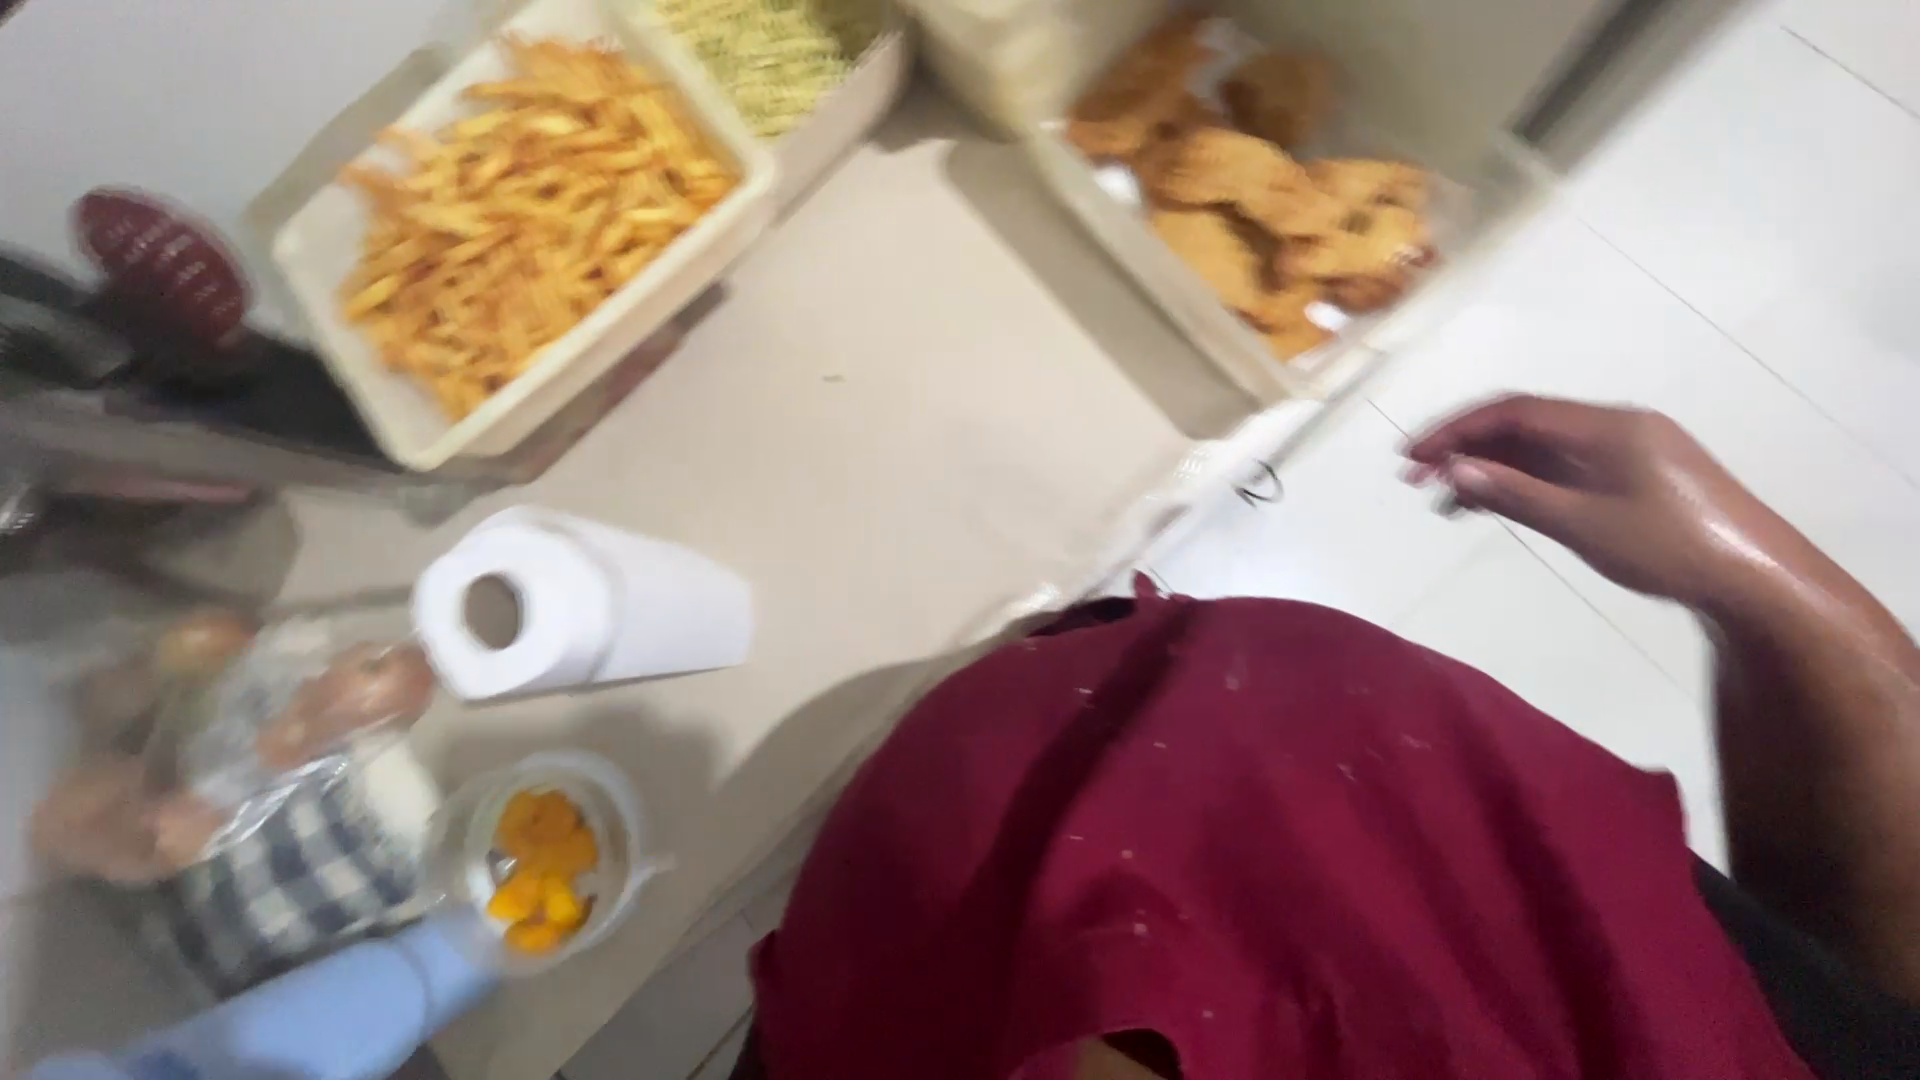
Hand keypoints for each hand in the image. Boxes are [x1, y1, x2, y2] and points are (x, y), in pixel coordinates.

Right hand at [1403, 395, 1813, 609]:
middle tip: (1414, 479)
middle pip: (1520, 425)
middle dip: (1462, 448)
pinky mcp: (1624, 476)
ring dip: (1485, 468)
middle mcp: (1612, 428)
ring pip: (1534, 449)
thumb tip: (1451, 470)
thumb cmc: (1669, 548)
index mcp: (1607, 427)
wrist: (1757, 583)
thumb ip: (1513, 493)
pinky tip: (1486, 506)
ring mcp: (1620, 452)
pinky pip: (1555, 468)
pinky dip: (1515, 482)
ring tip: (1441, 501)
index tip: (1412, 456)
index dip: (1456, 430)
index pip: (1513, 412)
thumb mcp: (1581, 523)